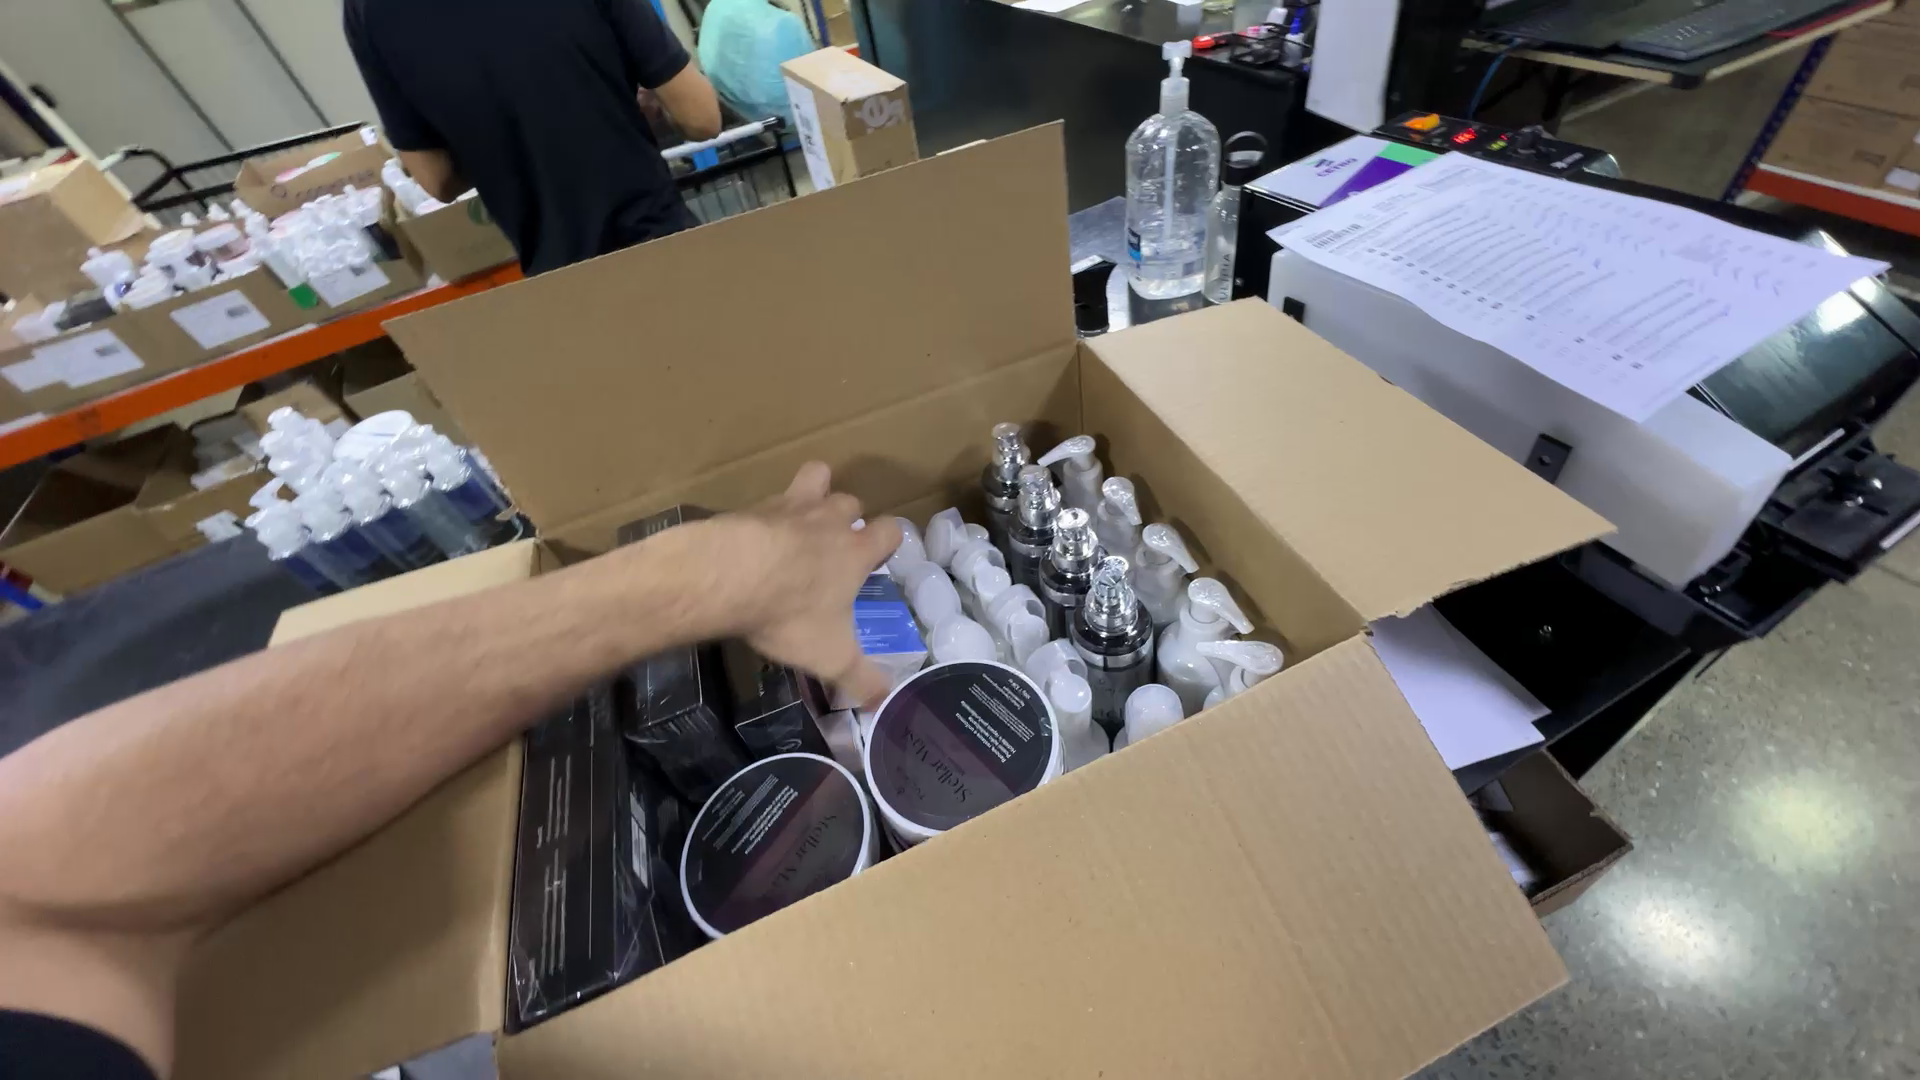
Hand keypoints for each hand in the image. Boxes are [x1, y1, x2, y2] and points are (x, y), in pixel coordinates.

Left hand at [684, 463, 902, 706]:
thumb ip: (861, 680)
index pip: (889, 529)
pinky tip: (753, 534)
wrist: (727, 577)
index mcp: (854, 551)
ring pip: (814, 477)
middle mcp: (827, 521)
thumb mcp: (830, 657)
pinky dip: (765, 512)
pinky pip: (766, 498)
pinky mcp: (750, 506)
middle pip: (850, 500)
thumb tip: (885, 703)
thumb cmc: (790, 614)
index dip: (889, 539)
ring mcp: (788, 507)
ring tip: (802, 516)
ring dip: (814, 490)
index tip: (880, 554)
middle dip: (848, 516)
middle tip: (835, 544)